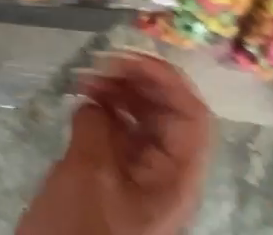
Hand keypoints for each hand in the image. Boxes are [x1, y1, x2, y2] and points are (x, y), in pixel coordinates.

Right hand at [17, 52, 213, 234]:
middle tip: (98, 64)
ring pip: (144, 122)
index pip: (191, 117)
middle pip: (170, 115)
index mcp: (176, 179)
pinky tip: (83, 100)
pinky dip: (104, 110)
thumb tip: (96, 102)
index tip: (124, 56)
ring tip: (85, 79)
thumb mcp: (88, 175)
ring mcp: (140, 178)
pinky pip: (120, 135)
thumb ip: (98, 129)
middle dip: (139, 82)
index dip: (166, 80)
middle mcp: (166, 175)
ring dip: (120, 93)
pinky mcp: (114, 179)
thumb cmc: (81, 229)